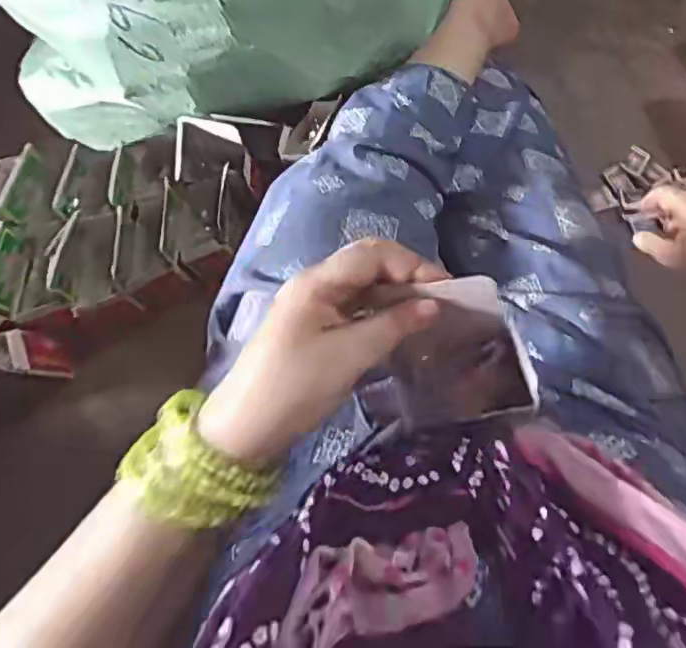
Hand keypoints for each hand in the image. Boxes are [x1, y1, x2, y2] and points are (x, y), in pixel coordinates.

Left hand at [196, 240, 444, 464]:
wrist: (241, 432)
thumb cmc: (294, 388)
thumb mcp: (349, 356)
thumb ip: (393, 325)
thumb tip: (433, 305)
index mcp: (318, 281)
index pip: (373, 253)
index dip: (412, 263)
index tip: (445, 288)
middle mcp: (314, 283)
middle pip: (368, 263)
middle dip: (406, 273)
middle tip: (439, 298)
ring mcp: (312, 303)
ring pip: (362, 284)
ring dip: (395, 292)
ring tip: (426, 311)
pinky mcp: (313, 325)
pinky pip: (354, 305)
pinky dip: (379, 310)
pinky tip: (398, 325)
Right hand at [633, 185, 685, 304]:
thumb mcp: (677, 258)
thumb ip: (653, 245)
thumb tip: (637, 235)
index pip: (661, 192)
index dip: (647, 201)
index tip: (639, 215)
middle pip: (680, 196)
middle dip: (666, 210)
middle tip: (658, 230)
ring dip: (684, 217)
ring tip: (679, 238)